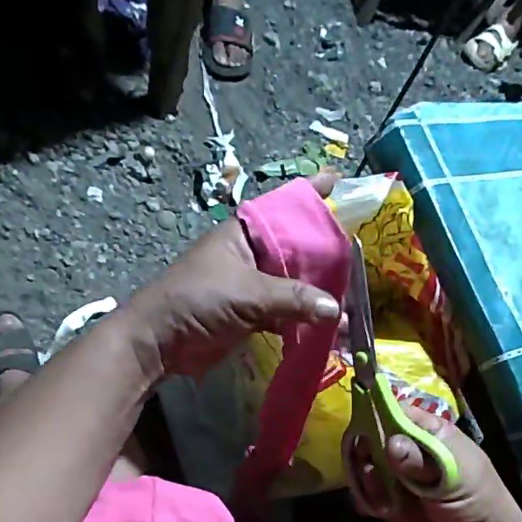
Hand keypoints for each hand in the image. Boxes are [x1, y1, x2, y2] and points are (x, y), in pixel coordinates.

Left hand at [121, 172, 342, 378]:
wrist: (159, 341)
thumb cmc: (197, 300)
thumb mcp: (246, 292)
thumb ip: (292, 298)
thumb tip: (336, 309)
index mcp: (244, 233)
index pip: (283, 205)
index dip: (310, 193)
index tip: (341, 180)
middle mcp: (251, 254)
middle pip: (296, 248)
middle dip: (326, 255)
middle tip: (361, 258)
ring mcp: (252, 286)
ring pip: (294, 284)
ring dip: (319, 295)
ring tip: (351, 306)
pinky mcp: (251, 315)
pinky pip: (286, 313)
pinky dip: (305, 321)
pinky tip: (329, 330)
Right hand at [350, 406, 521, 521]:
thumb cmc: (478, 498)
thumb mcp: (455, 477)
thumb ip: (421, 461)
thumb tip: (390, 443)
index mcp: (427, 431)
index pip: (394, 411)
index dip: (375, 415)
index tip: (363, 431)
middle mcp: (406, 447)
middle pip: (370, 435)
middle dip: (363, 451)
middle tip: (370, 471)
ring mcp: (394, 472)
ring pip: (363, 464)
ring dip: (365, 480)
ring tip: (381, 499)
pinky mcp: (386, 497)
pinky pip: (365, 491)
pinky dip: (366, 498)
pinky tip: (379, 510)